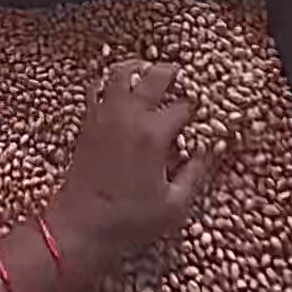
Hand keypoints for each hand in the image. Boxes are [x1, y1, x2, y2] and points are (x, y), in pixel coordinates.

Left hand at [48, 61, 212, 275]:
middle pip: (154, 77)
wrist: (82, 224)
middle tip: (182, 74)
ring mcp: (105, 113)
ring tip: (150, 70)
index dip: (197, 105)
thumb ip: (195, 172)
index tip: (205, 107)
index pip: (183, 106)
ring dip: (139, 68)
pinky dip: (111, 81)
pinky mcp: (89, 119)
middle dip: (171, 72)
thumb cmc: (131, 219)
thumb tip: (209, 149)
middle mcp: (129, 115)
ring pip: (121, 73)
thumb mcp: (175, 204)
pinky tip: (120, 87)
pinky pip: (99, 87)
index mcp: (153, 134)